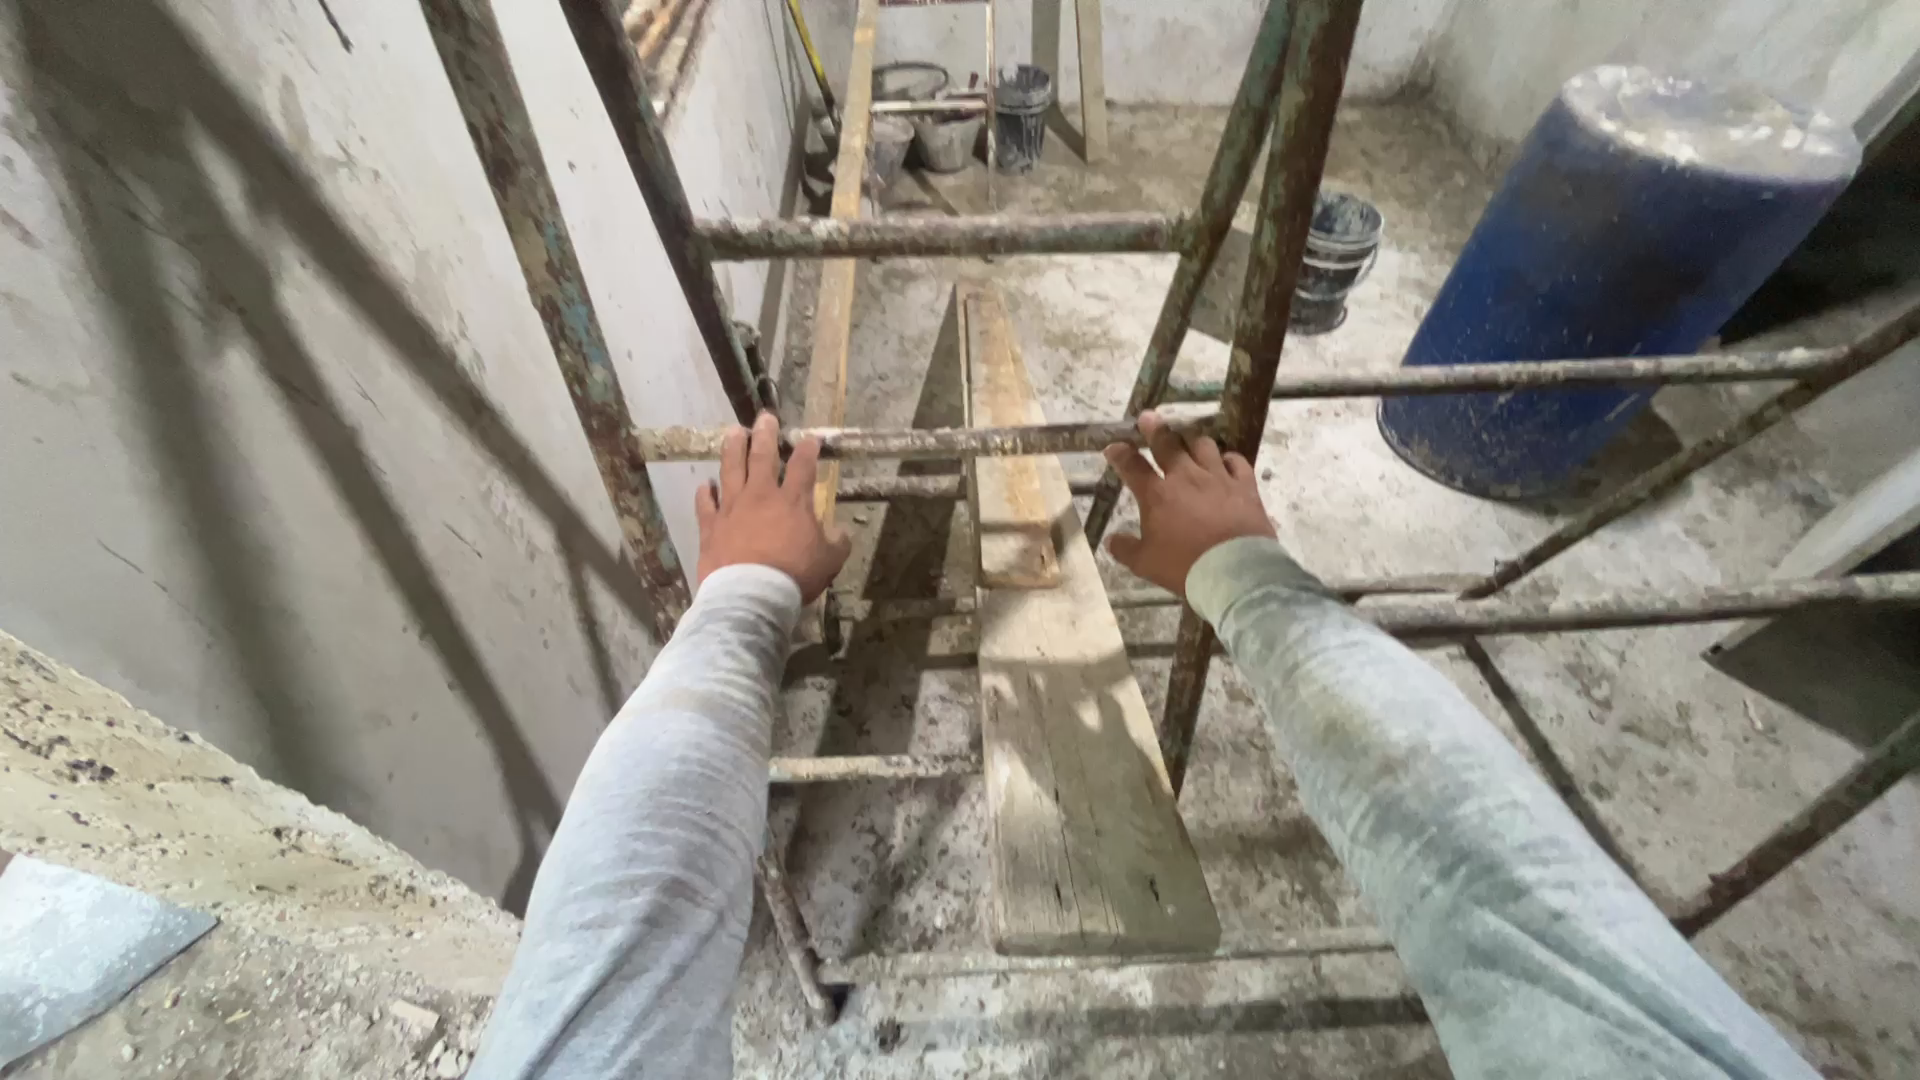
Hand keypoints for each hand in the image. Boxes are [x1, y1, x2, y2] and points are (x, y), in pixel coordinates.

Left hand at [694, 412, 851, 602]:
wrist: (751, 594)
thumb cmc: (794, 575)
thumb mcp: (830, 561)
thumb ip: (837, 542)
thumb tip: (841, 531)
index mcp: (793, 501)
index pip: (803, 466)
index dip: (808, 449)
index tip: (810, 438)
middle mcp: (761, 495)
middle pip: (763, 456)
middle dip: (766, 434)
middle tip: (765, 418)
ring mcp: (732, 508)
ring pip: (731, 469)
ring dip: (733, 449)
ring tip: (734, 432)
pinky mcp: (711, 526)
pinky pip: (706, 504)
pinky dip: (705, 494)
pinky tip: (704, 485)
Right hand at [1102, 411, 1275, 595]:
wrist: (1233, 571)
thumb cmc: (1184, 566)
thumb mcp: (1145, 564)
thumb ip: (1125, 549)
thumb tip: (1111, 540)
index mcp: (1157, 495)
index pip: (1132, 466)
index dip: (1120, 454)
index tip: (1113, 446)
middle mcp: (1185, 477)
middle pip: (1168, 444)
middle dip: (1155, 429)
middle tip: (1149, 417)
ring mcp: (1218, 478)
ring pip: (1203, 445)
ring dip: (1192, 440)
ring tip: (1188, 439)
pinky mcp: (1244, 485)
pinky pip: (1236, 461)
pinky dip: (1228, 458)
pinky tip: (1224, 460)